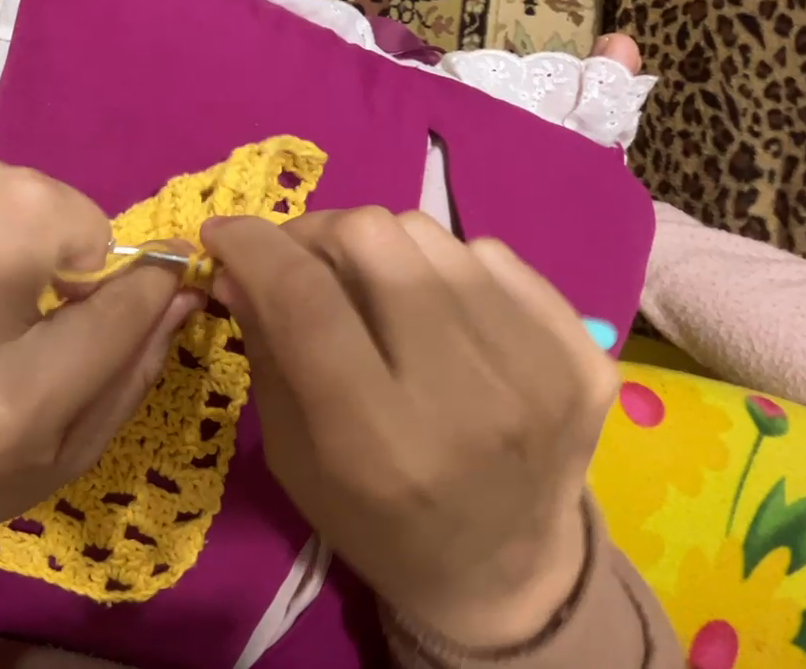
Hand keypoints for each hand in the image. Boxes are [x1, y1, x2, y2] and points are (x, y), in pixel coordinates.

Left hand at [0, 156, 199, 557]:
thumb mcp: (71, 453)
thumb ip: (133, 367)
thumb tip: (180, 286)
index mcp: (11, 404)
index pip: (108, 311)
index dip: (152, 278)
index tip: (165, 266)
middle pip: (26, 209)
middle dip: (73, 220)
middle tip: (70, 262)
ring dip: (16, 196)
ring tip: (18, 242)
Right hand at [203, 209, 617, 649]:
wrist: (506, 574)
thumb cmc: (373, 519)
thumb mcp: (291, 451)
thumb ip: (265, 347)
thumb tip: (235, 263)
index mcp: (378, 441)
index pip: (304, 298)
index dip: (251, 244)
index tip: (221, 232)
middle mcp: (467, 400)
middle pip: (370, 237)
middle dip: (312, 234)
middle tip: (297, 263)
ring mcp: (539, 372)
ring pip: (425, 232)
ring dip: (374, 247)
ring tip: (366, 288)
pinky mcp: (584, 356)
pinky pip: (488, 253)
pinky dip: (440, 265)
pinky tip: (431, 309)